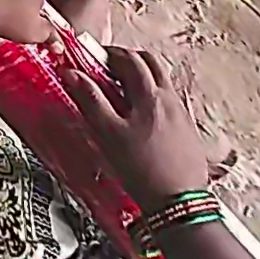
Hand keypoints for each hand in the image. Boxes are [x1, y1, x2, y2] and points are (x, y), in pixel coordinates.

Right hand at [62, 47, 208, 208]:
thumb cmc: (141, 168)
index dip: (110, 53)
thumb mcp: (107, 132)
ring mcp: (182, 114)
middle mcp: (170, 99)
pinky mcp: (188, 131)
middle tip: (109, 67)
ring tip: (122, 89)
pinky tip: (140, 114)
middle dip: (129, 59)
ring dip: (142, 76)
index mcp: (149, 95)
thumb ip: (90, 98)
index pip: (130, 59)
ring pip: (162, 81)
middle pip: (151, 63)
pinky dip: (152, 95)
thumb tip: (71, 73)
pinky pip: (169, 100)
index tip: (95, 57)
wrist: (180, 205)